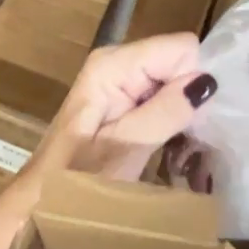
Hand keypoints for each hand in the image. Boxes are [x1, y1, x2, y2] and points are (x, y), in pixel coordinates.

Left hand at [29, 33, 214, 182]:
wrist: (41, 200)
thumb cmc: (77, 179)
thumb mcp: (126, 148)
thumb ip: (165, 112)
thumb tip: (206, 81)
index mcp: (112, 64)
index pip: (181, 48)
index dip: (191, 83)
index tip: (183, 121)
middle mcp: (115, 60)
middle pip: (177, 60)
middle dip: (187, 97)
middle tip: (176, 138)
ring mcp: (116, 77)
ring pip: (172, 78)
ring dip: (179, 110)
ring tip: (168, 144)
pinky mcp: (118, 95)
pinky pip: (159, 92)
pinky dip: (166, 116)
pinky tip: (158, 142)